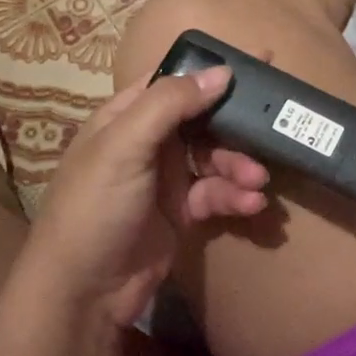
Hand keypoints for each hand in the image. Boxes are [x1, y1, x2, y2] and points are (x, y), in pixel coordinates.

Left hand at [19, 68, 269, 325]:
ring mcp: (165, 178)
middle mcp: (148, 142)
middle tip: (274, 126)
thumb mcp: (124, 148)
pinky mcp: (181, 212)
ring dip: (240, 166)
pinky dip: (235, 196)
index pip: (174, 80)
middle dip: (237, 126)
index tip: (259, 61)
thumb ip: (171, 104)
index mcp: (126, 117)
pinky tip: (251, 205)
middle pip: (204, 119)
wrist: (82, 294)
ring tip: (258, 181)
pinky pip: (217, 193)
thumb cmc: (95, 208)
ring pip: (216, 157)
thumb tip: (222, 71)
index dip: (213, 69)